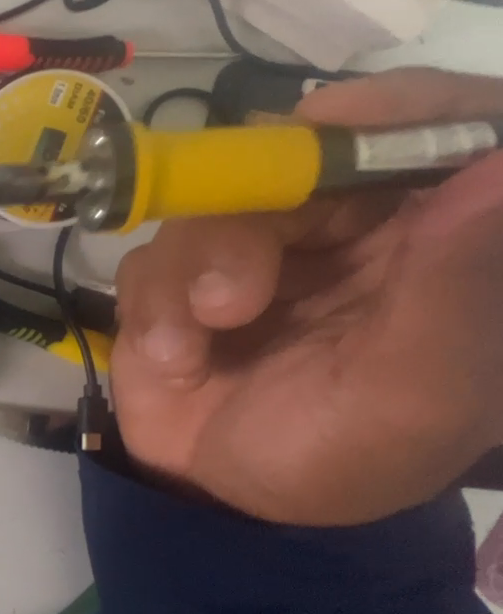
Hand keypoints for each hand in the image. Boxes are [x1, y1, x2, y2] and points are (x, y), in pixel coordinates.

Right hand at [111, 68, 502, 525]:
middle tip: (232, 296)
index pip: (432, 138)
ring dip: (191, 273)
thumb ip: (448, 285)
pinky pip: (147, 258)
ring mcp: (250, 256)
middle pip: (292, 165)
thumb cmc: (347, 455)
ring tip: (195, 340)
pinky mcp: (174, 282)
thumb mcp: (414, 389)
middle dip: (250, 220)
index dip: (393, 112)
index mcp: (431, 245)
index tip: (330, 120)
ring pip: (205, 209)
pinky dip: (149, 307)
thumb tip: (501, 166)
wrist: (228, 502)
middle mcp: (343, 235)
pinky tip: (171, 357)